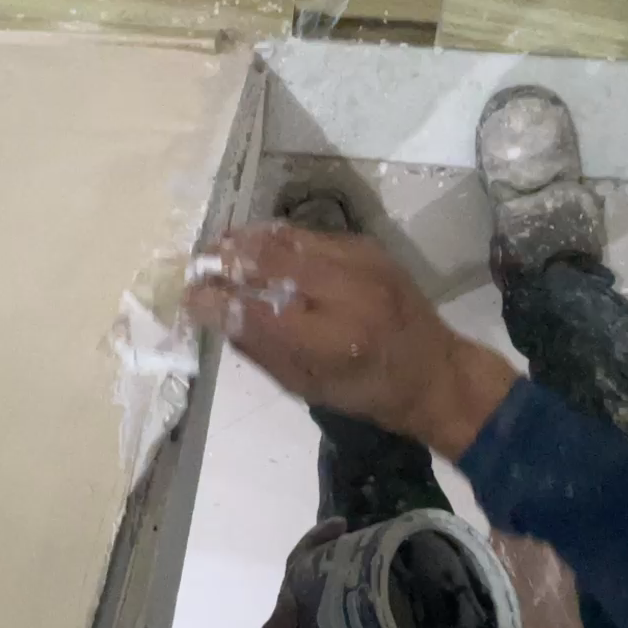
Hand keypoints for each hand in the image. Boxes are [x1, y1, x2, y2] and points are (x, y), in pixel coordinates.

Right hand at [186, 222, 517, 457]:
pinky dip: (277, 238)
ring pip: (289, 239)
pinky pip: (310, 235)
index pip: (259, 314)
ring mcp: (361, 263)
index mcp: (334, 343)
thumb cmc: (368, 392)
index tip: (190, 297)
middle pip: (271, 262)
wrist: (436, 370)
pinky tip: (257, 243)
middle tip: (198, 262)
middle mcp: (349, 294)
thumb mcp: (309, 388)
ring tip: (219, 245)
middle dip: (227, 259)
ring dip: (247, 240)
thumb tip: (216, 315)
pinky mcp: (367, 246)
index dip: (218, 302)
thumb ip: (260, 350)